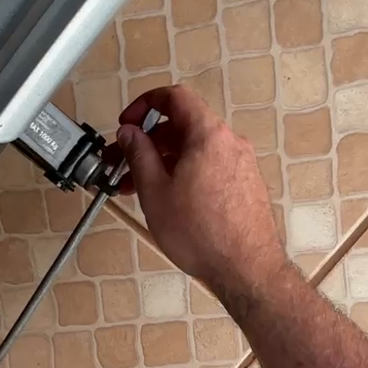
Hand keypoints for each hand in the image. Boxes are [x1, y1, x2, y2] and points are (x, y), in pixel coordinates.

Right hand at [112, 85, 288, 299]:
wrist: (245, 268)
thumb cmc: (203, 235)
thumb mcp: (156, 192)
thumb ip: (139, 155)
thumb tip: (130, 134)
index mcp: (207, 135)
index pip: (174, 98)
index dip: (144, 105)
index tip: (127, 124)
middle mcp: (229, 143)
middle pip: (181, 127)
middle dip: (147, 142)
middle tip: (122, 162)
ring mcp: (240, 164)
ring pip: (193, 151)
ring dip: (162, 162)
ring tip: (137, 187)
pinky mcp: (244, 185)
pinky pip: (208, 167)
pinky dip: (183, 174)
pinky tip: (166, 198)